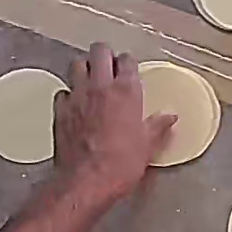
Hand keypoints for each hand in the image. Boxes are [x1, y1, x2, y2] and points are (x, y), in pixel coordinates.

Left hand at [51, 43, 175, 206]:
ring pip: (76, 64)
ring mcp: (76, 96)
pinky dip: (70, 94)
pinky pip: (63, 91)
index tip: (131, 73)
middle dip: (105, 55)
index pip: (127, 61)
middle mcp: (100, 86)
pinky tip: (76, 106)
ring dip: (85, 68)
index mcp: (125, 92)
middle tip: (110, 68)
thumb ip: (158, 126)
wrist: (87, 181)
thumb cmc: (122, 163)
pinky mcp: (60, 110)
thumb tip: (171, 116)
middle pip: (99, 51)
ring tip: (92, 82)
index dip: (129, 64)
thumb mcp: (147, 146)